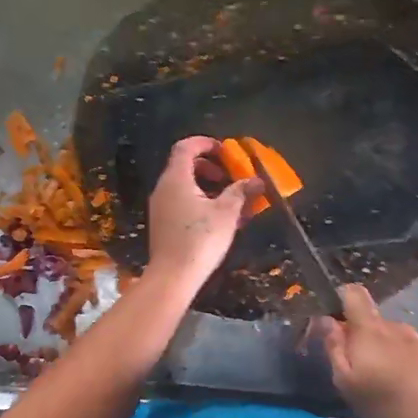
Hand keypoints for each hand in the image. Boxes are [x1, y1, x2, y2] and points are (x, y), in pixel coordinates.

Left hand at [145, 137, 263, 289]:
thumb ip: (241, 192)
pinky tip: (218, 216)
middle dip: (209, 166)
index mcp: (175, 179)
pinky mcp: (162, 221)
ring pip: (183, 184)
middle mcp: (163, 188)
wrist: (173, 274)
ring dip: (207, 185)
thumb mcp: (227, 213)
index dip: (205, 143)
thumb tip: (257, 180)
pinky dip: (199, 199)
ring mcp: (160, 205)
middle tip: (230, 177)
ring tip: (229, 198)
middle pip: (183, 165)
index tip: (225, 149)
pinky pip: (180, 200)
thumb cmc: (200, 239)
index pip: (185, 148)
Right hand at [319, 285, 417, 417]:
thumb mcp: (346, 382)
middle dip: (358, 334)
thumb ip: (334, 347)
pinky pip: (407, 350)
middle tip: (353, 364)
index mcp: (371, 330)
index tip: (332, 321)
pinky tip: (400, 386)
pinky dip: (398, 360)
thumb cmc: (388, 409)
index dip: (340, 300)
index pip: (354, 294)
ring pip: (390, 336)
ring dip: (379, 349)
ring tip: (377, 378)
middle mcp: (397, 329)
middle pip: (370, 319)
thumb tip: (326, 321)